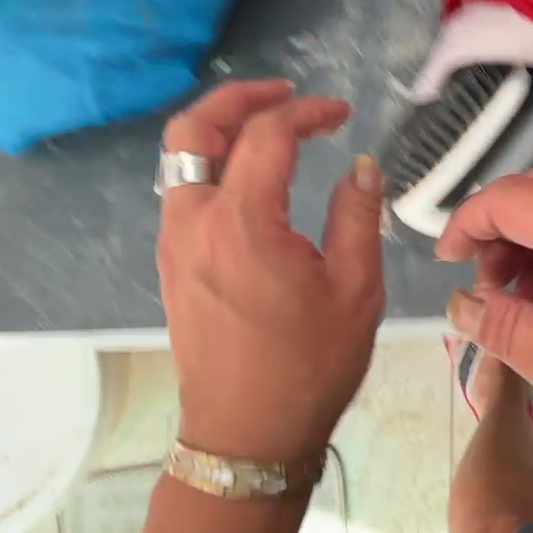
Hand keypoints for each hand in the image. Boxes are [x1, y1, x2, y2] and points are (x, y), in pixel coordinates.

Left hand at [158, 80, 384, 465]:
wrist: (246, 437)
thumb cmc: (309, 366)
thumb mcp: (356, 290)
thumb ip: (358, 216)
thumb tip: (361, 166)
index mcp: (243, 224)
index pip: (267, 135)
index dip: (308, 112)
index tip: (343, 115)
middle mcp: (194, 223)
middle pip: (194, 130)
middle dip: (240, 99)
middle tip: (286, 95)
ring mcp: (174, 244)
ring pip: (180, 159)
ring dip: (222, 130)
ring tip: (271, 131)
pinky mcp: (172, 265)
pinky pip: (183, 191)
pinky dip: (213, 165)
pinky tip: (252, 180)